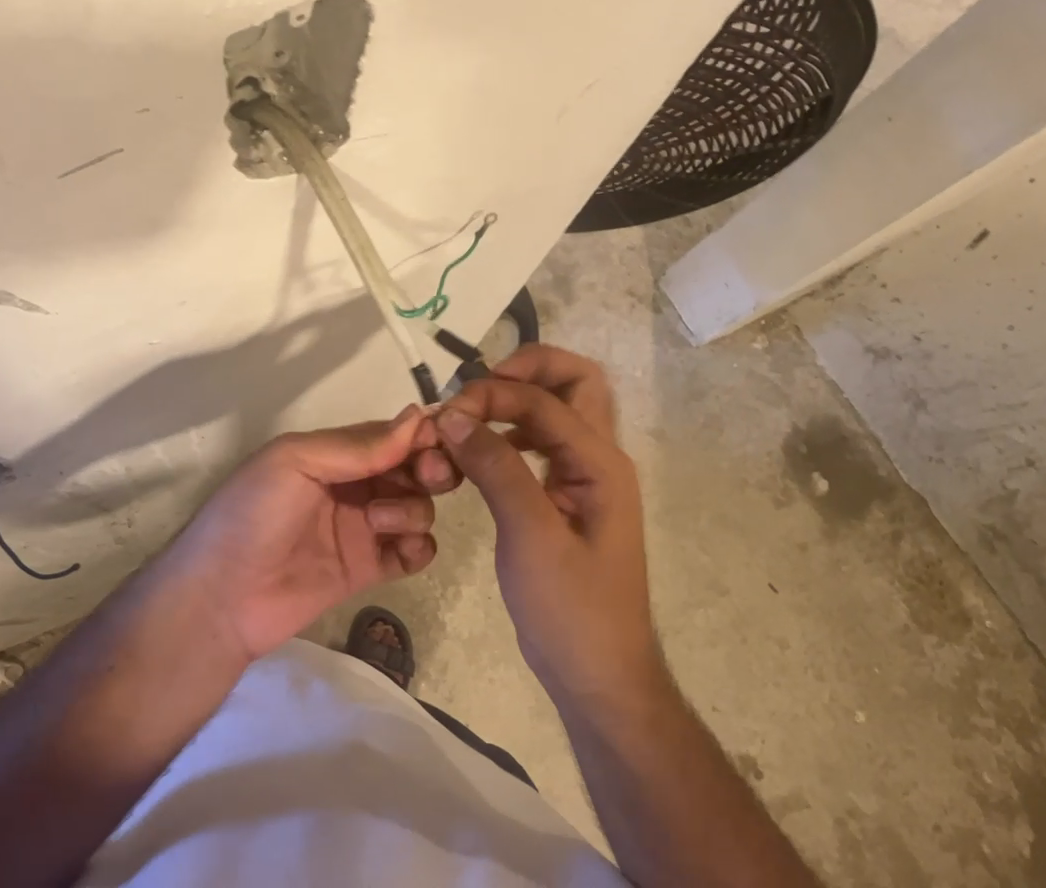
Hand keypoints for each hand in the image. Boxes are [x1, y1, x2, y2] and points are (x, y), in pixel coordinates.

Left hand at [161, 406, 459, 660]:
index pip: (389, 436)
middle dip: (430, 468)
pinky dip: (419, 547)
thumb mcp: (294, 462)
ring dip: (413, 509)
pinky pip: (413, 553)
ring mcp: (361, 530)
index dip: (420, 435)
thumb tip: (419, 417)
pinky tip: (402, 550)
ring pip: (417, 508)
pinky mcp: (367, 570)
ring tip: (378, 522)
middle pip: (411, 469)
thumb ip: (357, 446)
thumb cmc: (251, 514)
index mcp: (330, 455)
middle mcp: (351, 487)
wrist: (223, 595)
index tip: (441, 439)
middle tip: (429, 476)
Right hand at [435, 345, 662, 700]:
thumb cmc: (570, 609)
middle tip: (474, 391)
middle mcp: (599, 459)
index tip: (445, 417)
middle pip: (574, 382)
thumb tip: (453, 415)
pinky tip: (476, 456)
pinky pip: (540, 446)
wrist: (597, 674)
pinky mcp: (565, 500)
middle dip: (524, 371)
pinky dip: (509, 435)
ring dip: (515, 402)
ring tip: (467, 419)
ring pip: (557, 411)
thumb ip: (495, 468)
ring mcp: (584, 479)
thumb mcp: (530, 535)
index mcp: (601, 463)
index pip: (545, 400)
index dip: (493, 396)